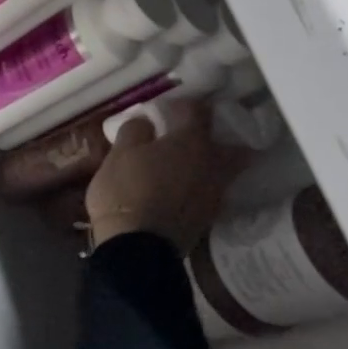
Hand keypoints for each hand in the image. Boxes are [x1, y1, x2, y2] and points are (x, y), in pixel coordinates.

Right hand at [86, 101, 248, 252]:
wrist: (137, 244)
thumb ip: (134, 132)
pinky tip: (183, 190)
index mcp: (190, 141)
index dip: (182, 104)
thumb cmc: (124, 192)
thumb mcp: (118, 155)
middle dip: (217, 136)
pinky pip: (211, 191)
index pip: (196, 111)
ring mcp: (215, 191)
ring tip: (190, 165)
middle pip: (229, 143)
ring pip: (224, 170)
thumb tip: (146, 121)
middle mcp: (213, 163)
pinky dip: (201, 186)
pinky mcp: (209, 216)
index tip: (166, 105)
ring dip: (212, 163)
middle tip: (195, 136)